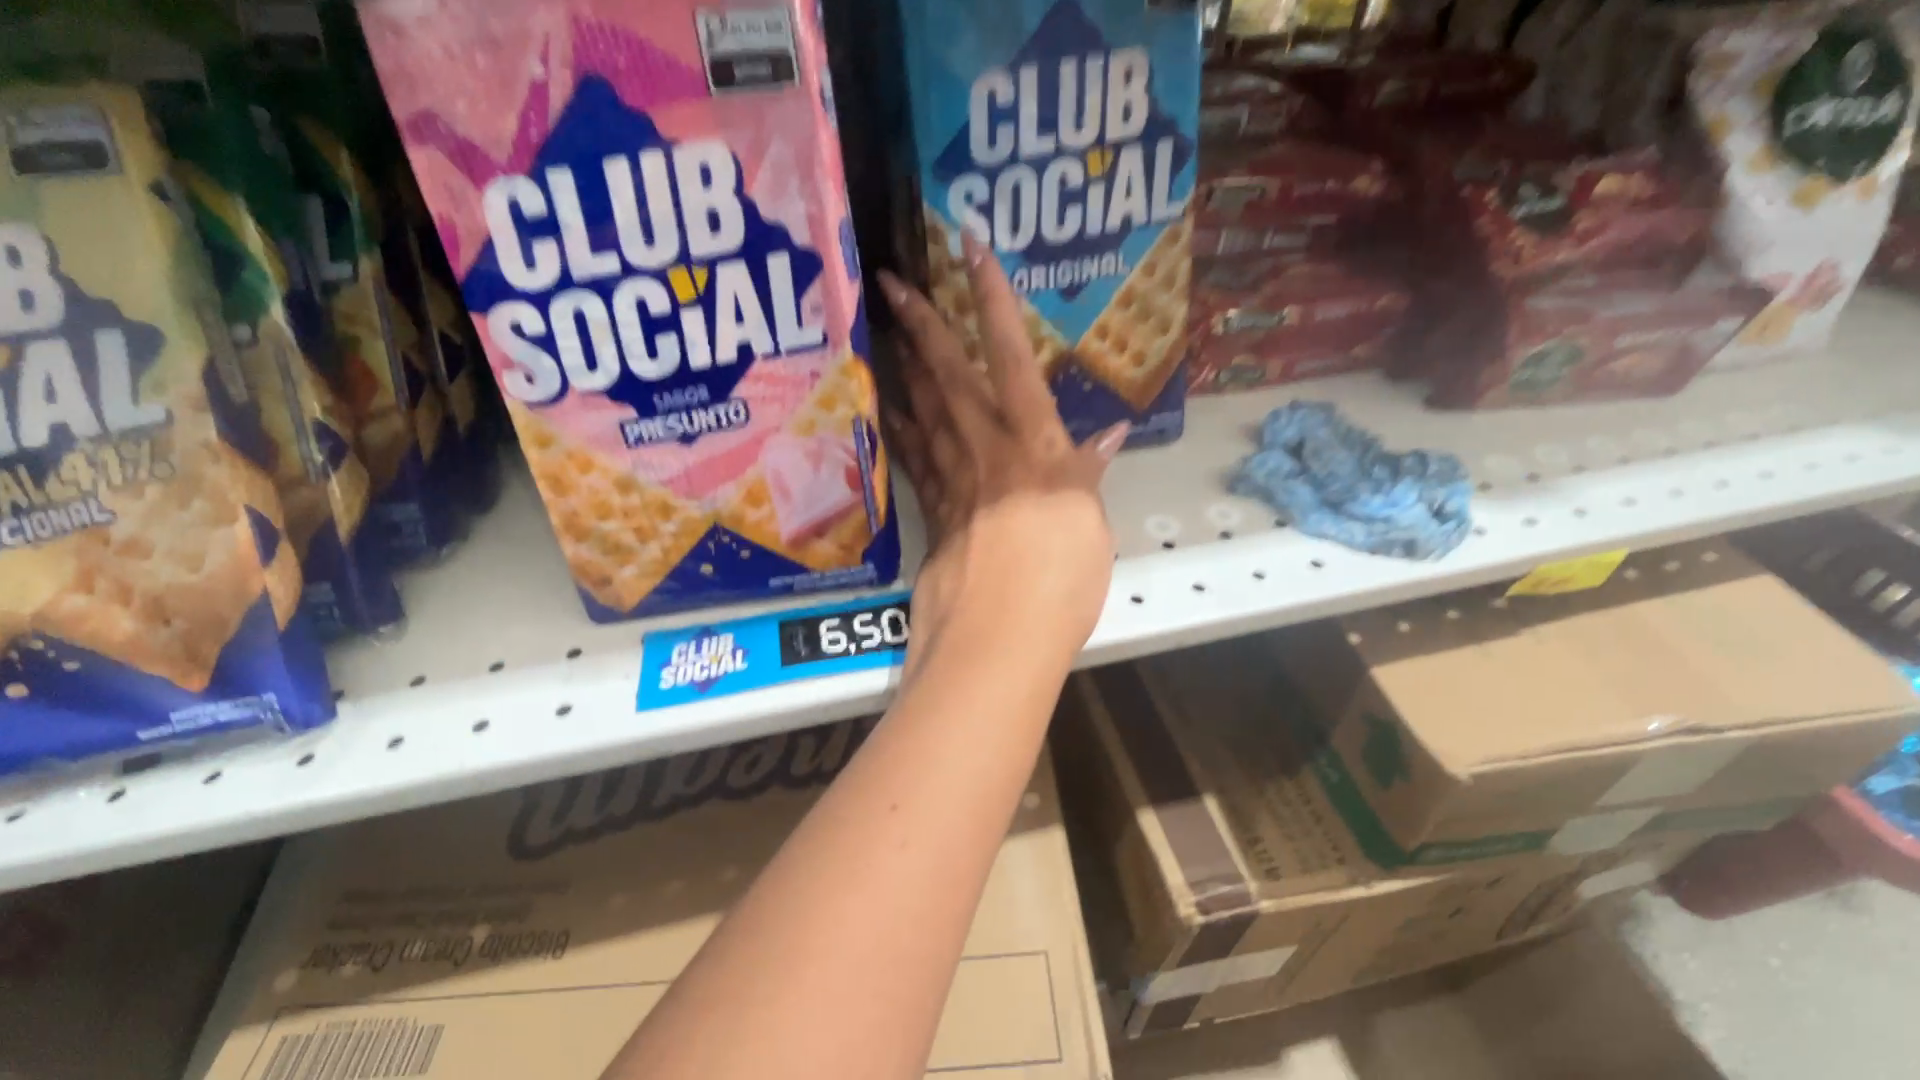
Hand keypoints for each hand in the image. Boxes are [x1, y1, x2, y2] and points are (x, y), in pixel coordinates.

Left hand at [877, 234, 1128, 675]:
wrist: (1001, 633)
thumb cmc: (1062, 576)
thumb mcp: (1092, 519)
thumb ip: (1089, 472)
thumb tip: (1110, 434)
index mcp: (1035, 442)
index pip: (1013, 354)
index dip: (992, 298)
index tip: (969, 247)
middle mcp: (987, 448)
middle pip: (948, 374)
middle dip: (920, 322)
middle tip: (889, 280)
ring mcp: (952, 480)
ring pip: (922, 409)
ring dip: (903, 366)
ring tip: (884, 331)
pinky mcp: (932, 513)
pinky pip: (913, 458)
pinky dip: (900, 429)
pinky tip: (887, 410)